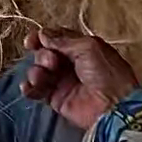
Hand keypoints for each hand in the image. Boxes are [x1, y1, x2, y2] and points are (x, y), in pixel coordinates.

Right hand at [19, 27, 139, 129]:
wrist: (112, 107)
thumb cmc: (105, 73)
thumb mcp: (88, 48)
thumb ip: (63, 40)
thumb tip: (42, 34)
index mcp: (80, 48)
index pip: (56, 38)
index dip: (42, 38)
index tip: (31, 41)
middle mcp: (70, 63)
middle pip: (44, 53)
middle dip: (43, 56)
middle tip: (52, 63)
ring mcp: (61, 81)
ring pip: (38, 70)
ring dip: (35, 72)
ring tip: (41, 78)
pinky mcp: (55, 98)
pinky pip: (36, 90)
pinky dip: (29, 88)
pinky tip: (29, 88)